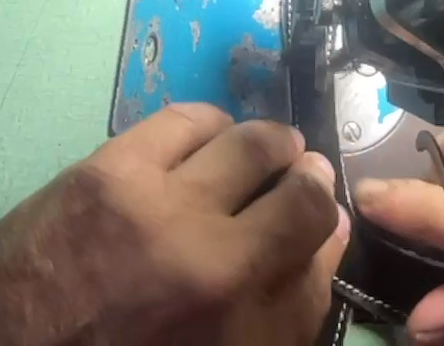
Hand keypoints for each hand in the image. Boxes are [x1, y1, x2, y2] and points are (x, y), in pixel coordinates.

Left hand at [0, 103, 348, 345]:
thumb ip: (275, 315)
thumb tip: (321, 237)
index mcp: (240, 332)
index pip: (322, 256)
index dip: (329, 224)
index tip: (321, 210)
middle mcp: (215, 268)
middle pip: (299, 190)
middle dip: (308, 175)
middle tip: (298, 171)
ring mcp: (162, 209)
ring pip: (250, 142)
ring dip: (266, 143)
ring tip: (258, 150)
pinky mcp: (114, 168)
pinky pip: (189, 119)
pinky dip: (211, 125)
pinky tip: (207, 139)